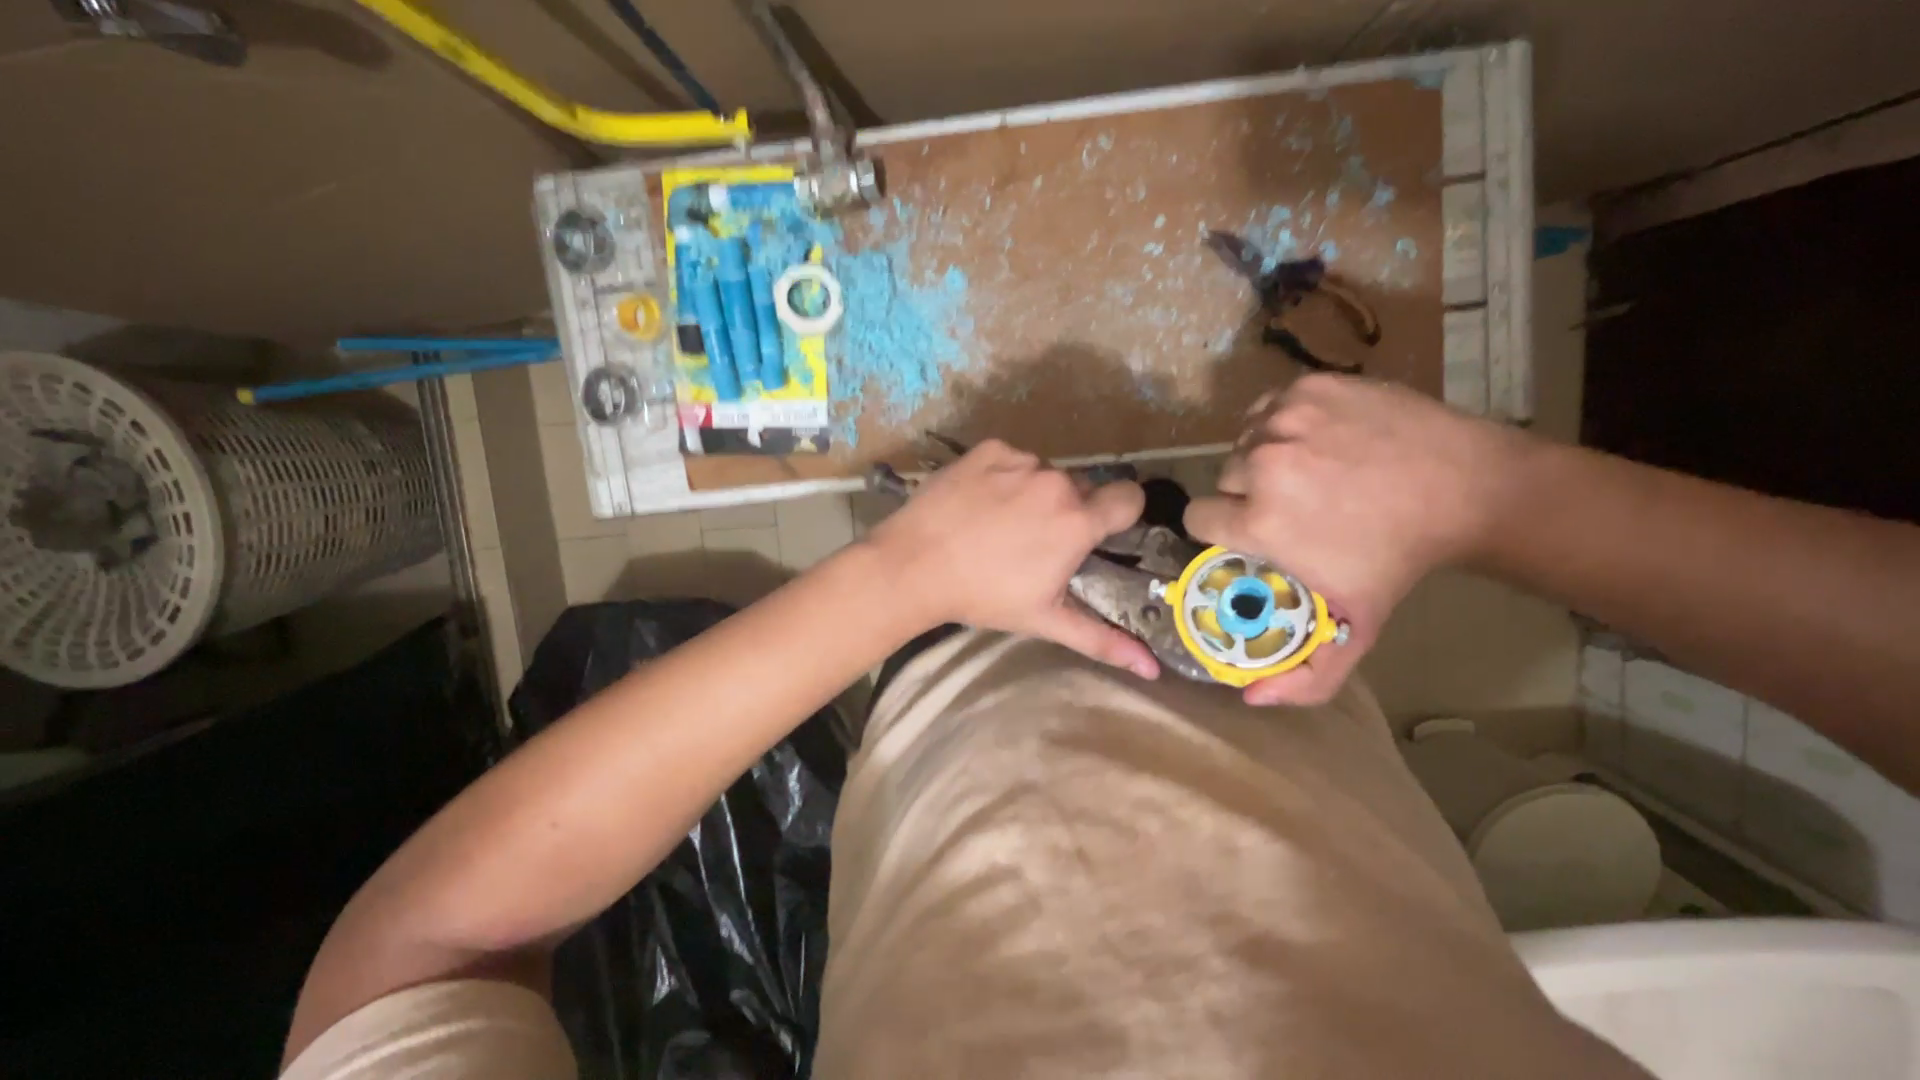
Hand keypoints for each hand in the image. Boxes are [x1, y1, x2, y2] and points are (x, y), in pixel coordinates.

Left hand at [865, 440, 1159, 678]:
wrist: (911, 566)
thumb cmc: (982, 596)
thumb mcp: (1044, 620)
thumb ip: (1103, 640)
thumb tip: (1152, 669)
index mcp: (1077, 521)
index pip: (1129, 498)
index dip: (1118, 515)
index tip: (1097, 535)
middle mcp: (1055, 482)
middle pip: (1080, 490)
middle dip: (1067, 512)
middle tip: (1034, 543)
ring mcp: (1020, 461)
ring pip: (1045, 474)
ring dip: (1034, 494)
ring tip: (1001, 526)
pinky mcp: (988, 450)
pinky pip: (1012, 460)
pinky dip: (1003, 478)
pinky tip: (980, 504)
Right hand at [1184, 374, 1525, 704]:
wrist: (1464, 488)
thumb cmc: (1398, 561)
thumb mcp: (1353, 629)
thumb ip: (1304, 677)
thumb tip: (1249, 700)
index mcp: (1260, 520)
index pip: (1201, 517)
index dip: (1225, 528)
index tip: (1255, 533)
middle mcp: (1262, 462)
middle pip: (1224, 477)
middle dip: (1249, 493)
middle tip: (1292, 506)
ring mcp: (1285, 417)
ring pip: (1246, 439)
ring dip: (1264, 456)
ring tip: (1307, 472)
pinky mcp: (1308, 384)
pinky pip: (1269, 407)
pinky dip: (1282, 422)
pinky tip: (1317, 441)